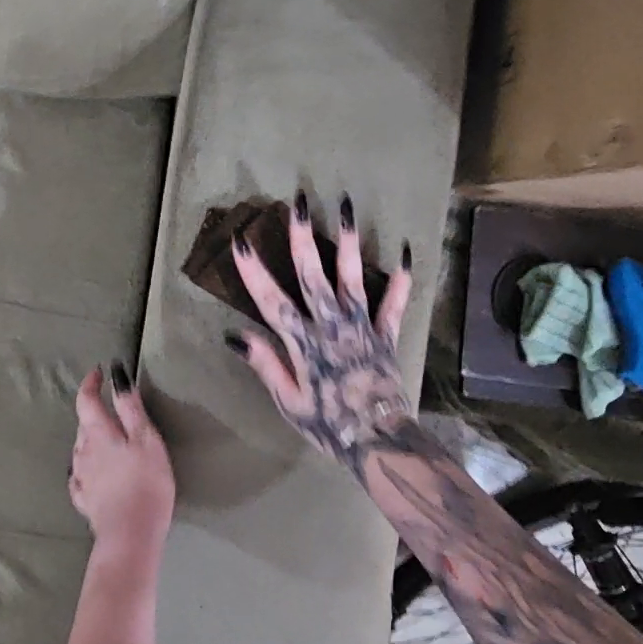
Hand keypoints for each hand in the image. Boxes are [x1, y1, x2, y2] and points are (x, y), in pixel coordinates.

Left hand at [70, 363, 174, 558]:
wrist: (130, 535)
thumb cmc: (145, 482)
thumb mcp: (146, 438)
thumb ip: (130, 407)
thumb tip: (116, 375)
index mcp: (98, 433)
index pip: (86, 400)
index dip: (90, 384)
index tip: (98, 373)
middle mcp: (83, 452)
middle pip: (83, 425)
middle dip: (93, 412)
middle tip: (108, 408)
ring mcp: (81, 478)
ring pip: (81, 450)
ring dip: (90, 439)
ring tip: (105, 439)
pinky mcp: (84, 501)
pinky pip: (80, 477)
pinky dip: (85, 468)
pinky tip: (91, 474)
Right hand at [224, 192, 414, 473]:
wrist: (380, 440)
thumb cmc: (329, 425)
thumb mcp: (290, 403)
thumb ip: (267, 366)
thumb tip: (238, 336)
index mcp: (303, 345)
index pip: (273, 302)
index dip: (255, 273)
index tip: (240, 242)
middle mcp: (331, 327)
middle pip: (314, 276)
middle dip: (303, 238)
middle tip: (298, 202)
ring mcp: (361, 328)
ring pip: (352, 279)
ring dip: (348, 242)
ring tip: (346, 207)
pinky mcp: (386, 336)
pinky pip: (394, 305)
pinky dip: (400, 281)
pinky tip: (404, 253)